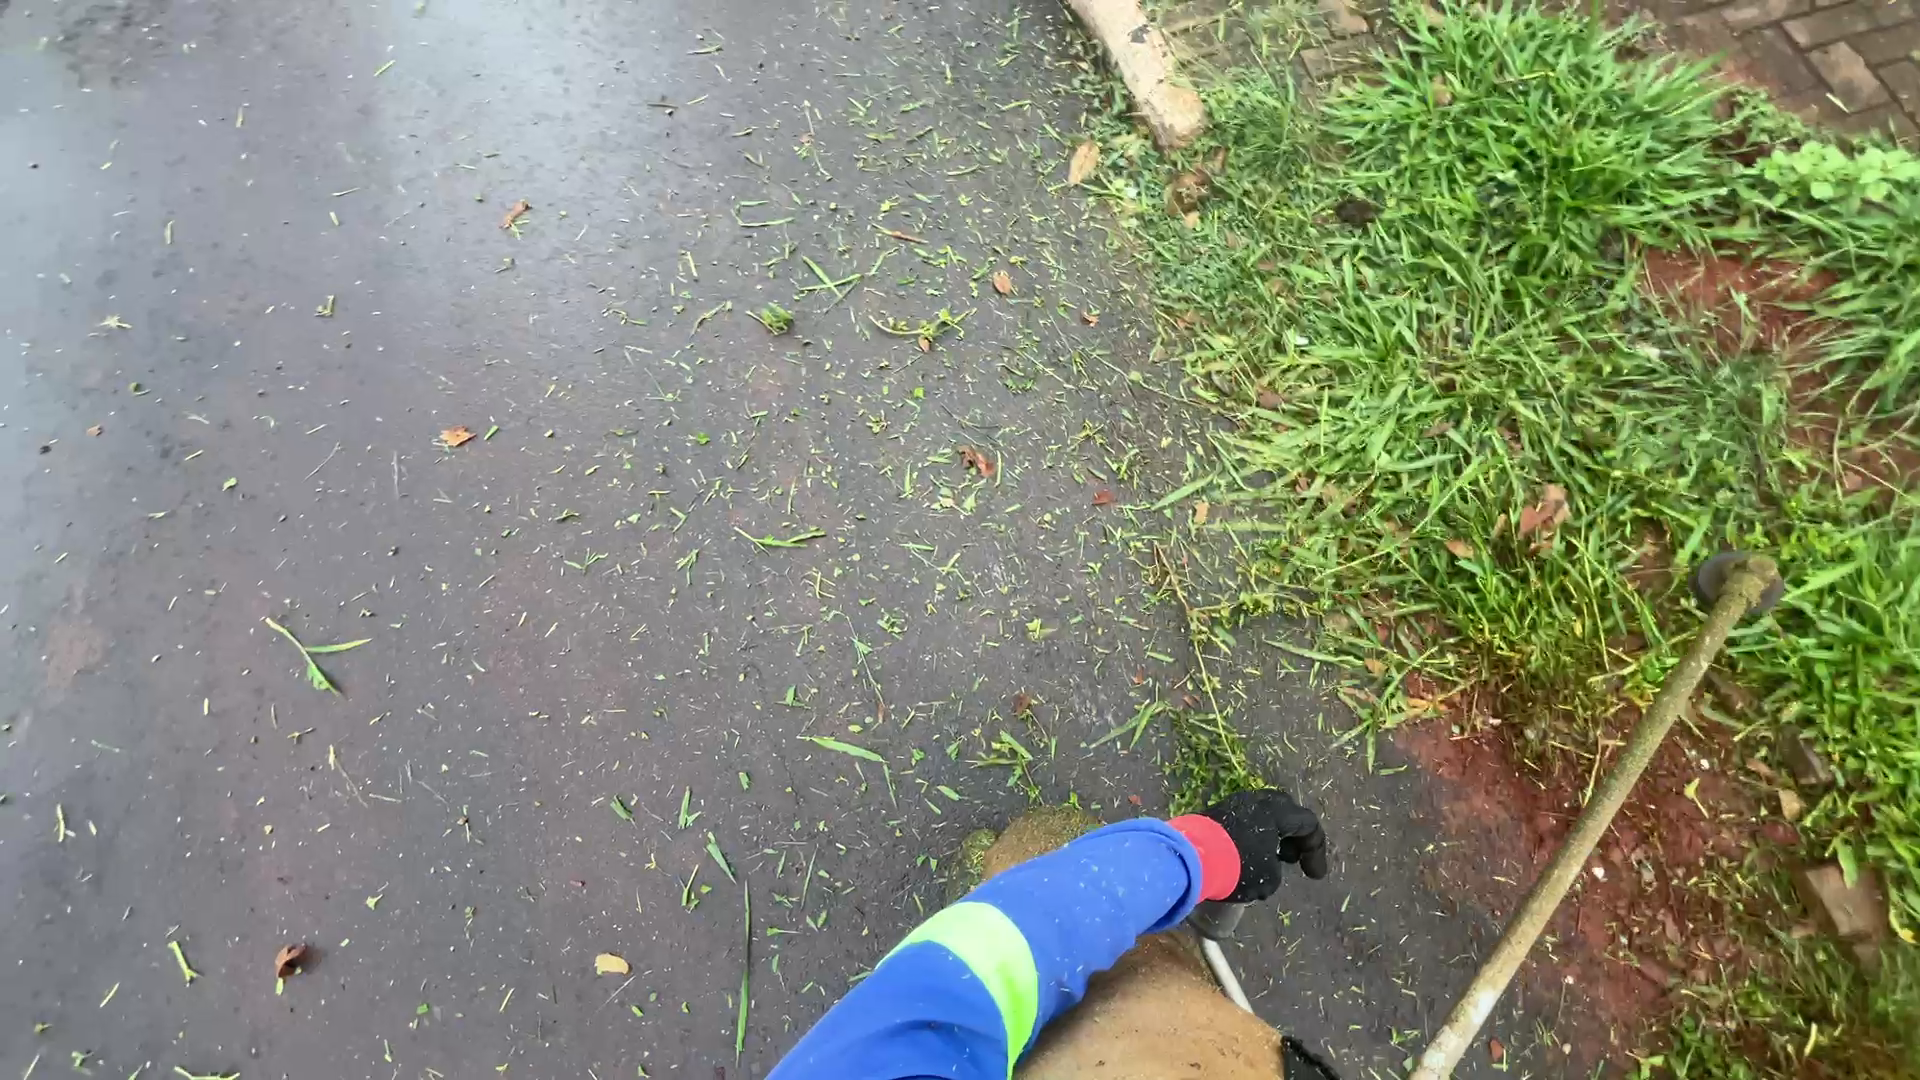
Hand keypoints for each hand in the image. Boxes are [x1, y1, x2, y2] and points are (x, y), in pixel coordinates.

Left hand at [1199, 789, 1328, 901]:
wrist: (1193, 856)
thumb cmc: (1238, 865)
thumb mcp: (1270, 877)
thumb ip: (1275, 866)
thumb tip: (1266, 864)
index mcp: (1275, 811)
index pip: (1307, 822)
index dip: (1316, 850)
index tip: (1313, 877)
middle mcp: (1255, 801)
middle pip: (1285, 811)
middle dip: (1294, 836)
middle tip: (1291, 859)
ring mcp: (1233, 803)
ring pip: (1263, 815)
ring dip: (1272, 836)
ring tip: (1269, 861)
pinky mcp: (1215, 812)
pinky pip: (1244, 820)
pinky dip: (1253, 836)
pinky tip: (1247, 856)